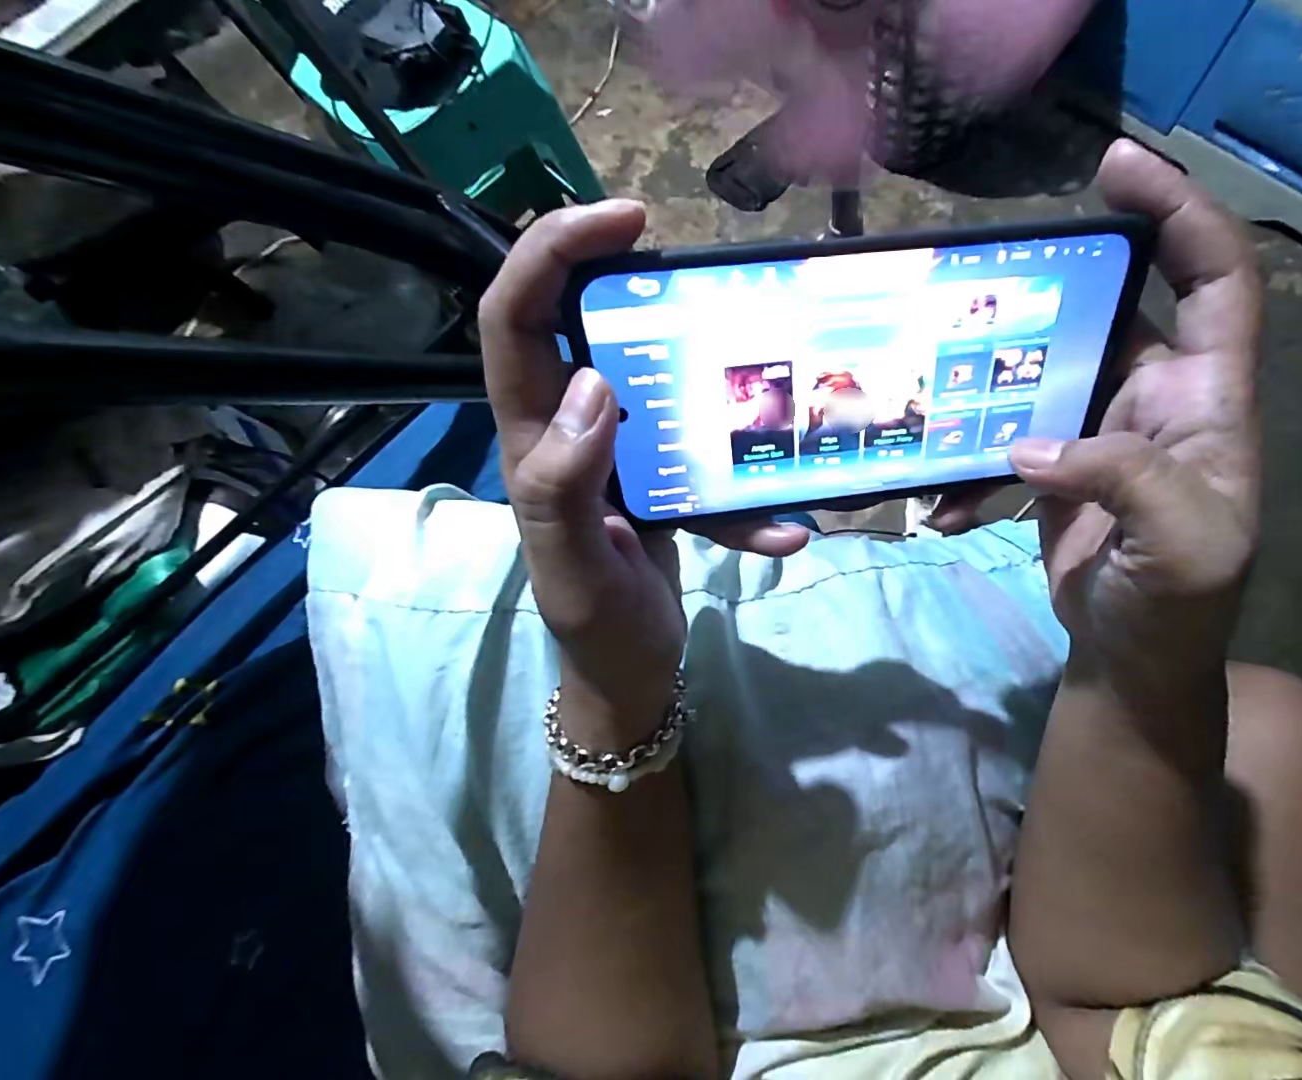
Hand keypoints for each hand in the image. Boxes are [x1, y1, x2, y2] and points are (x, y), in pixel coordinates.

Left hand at [479, 200, 810, 745]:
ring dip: (700, 370)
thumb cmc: (597, 627)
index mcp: (534, 442)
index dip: (553, 256)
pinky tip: (783, 530)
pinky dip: (745, 489)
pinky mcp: (660, 477)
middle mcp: (570, 432)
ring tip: (756, 369)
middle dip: (625, 277)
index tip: (624, 221)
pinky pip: (702, 455)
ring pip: (651, 380)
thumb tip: (592, 384)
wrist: (631, 670)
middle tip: (691, 262)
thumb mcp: (576, 570)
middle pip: (581, 327)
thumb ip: (564, 484)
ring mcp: (620, 453)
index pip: (518, 323)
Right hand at [995, 141, 1261, 697]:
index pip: (1217, 282)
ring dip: (990, 389)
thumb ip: (1124, 478)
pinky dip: (972, 469)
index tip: (1118, 171)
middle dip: (1053, 292)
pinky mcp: (1054, 470)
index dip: (1180, 215)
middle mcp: (1155, 403)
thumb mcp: (1184, 545)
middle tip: (982, 285)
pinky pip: (1007, 443)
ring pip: (1044, 376)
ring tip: (937, 398)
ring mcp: (1098, 435)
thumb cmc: (1180, 605)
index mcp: (1206, 403)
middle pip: (1111, 314)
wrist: (1132, 658)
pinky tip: (945, 507)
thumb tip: (1026, 447)